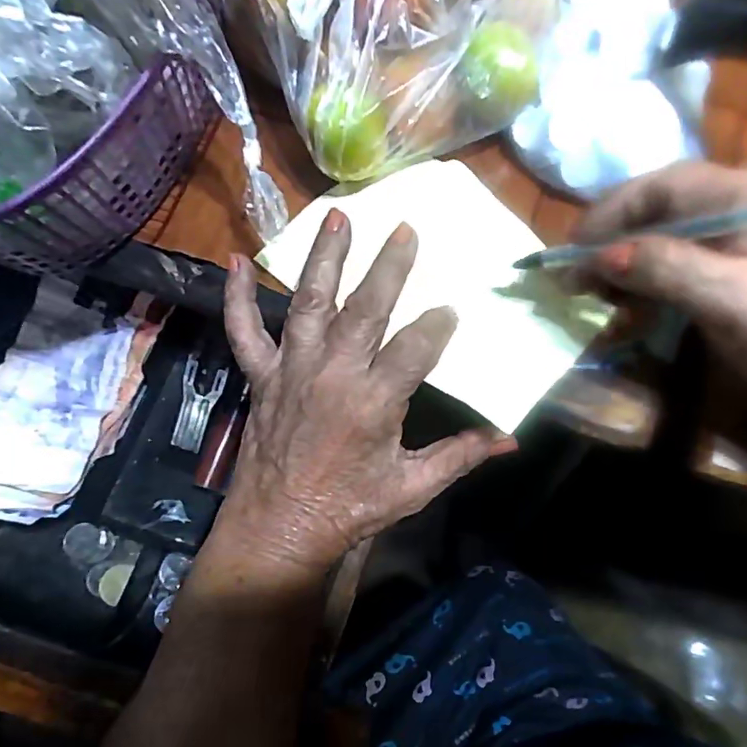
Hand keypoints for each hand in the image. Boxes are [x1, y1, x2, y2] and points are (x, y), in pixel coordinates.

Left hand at [214, 210, 514, 571]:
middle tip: (404, 230)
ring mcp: (293, 371)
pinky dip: (237, 298)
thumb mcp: (411, 488)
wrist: (278, 528)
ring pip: (309, 304)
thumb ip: (459, 456)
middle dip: (388, 268)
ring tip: (337, 218)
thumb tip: (510, 440)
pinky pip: (245, 332)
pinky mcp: (261, 378)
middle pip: (366, 309)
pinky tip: (236, 260)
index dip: (437, 326)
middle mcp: (334, 374)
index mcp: (375, 402)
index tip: (450, 312)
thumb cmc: (347, 511)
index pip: (416, 347)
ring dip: (323, 259)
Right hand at [575, 161, 746, 386]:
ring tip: (588, 287)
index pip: (666, 184)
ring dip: (619, 257)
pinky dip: (637, 275)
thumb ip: (664, 268)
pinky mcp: (723, 261)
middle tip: (572, 272)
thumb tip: (599, 256)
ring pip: (658, 230)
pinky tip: (618, 297)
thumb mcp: (725, 298)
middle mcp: (741, 201)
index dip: (614, 212)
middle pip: (658, 204)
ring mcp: (732, 232)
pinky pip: (667, 256)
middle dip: (611, 236)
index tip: (573, 250)